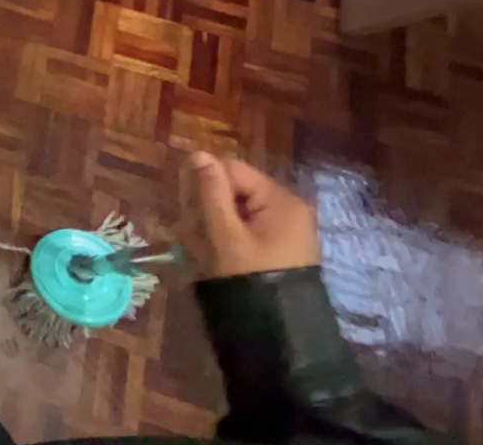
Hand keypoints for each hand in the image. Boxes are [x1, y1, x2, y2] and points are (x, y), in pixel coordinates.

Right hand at [190, 152, 319, 277]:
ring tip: (204, 247)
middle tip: (195, 232)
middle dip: (210, 205)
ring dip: (215, 221)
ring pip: (238, 206)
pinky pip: (248, 223)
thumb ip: (211, 191)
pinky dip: (229, 233)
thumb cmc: (253, 276)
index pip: (231, 170)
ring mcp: (287, 225)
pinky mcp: (282, 241)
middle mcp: (288, 206)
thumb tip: (199, 153)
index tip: (194, 211)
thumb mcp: (225, 234)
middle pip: (235, 187)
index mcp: (281, 200)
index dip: (207, 185)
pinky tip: (220, 252)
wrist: (281, 330)